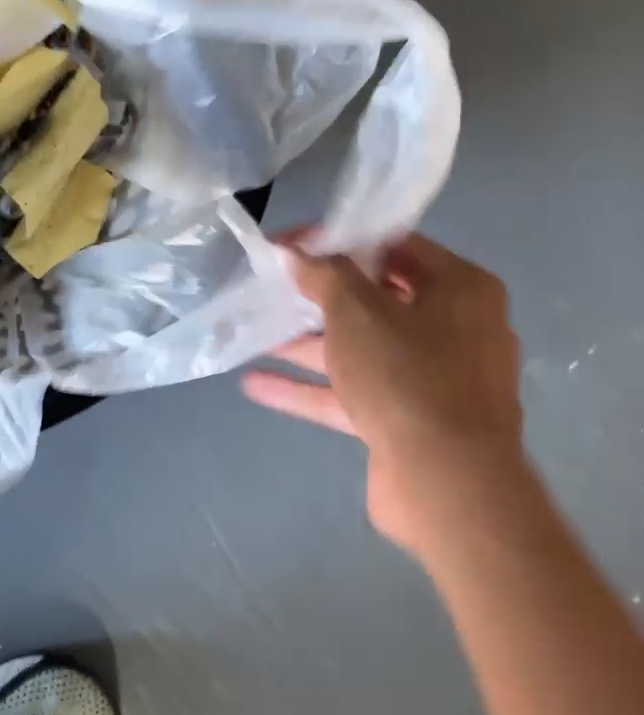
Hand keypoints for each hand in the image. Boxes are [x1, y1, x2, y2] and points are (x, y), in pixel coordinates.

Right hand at [242, 232, 525, 556]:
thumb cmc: (406, 374)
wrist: (446, 475)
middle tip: (268, 286)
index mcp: (461, 291)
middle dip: (318, 294)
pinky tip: (255, 382)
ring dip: (306, 341)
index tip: (286, 245)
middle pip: (376, 298)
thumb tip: (298, 254)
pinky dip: (307, 385)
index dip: (338, 240)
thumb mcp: (356, 311)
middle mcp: (455, 328)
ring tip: (253, 333)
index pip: (396, 246)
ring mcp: (432, 376)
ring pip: (359, 347)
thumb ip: (324, 275)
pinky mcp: (408, 416)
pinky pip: (350, 390)